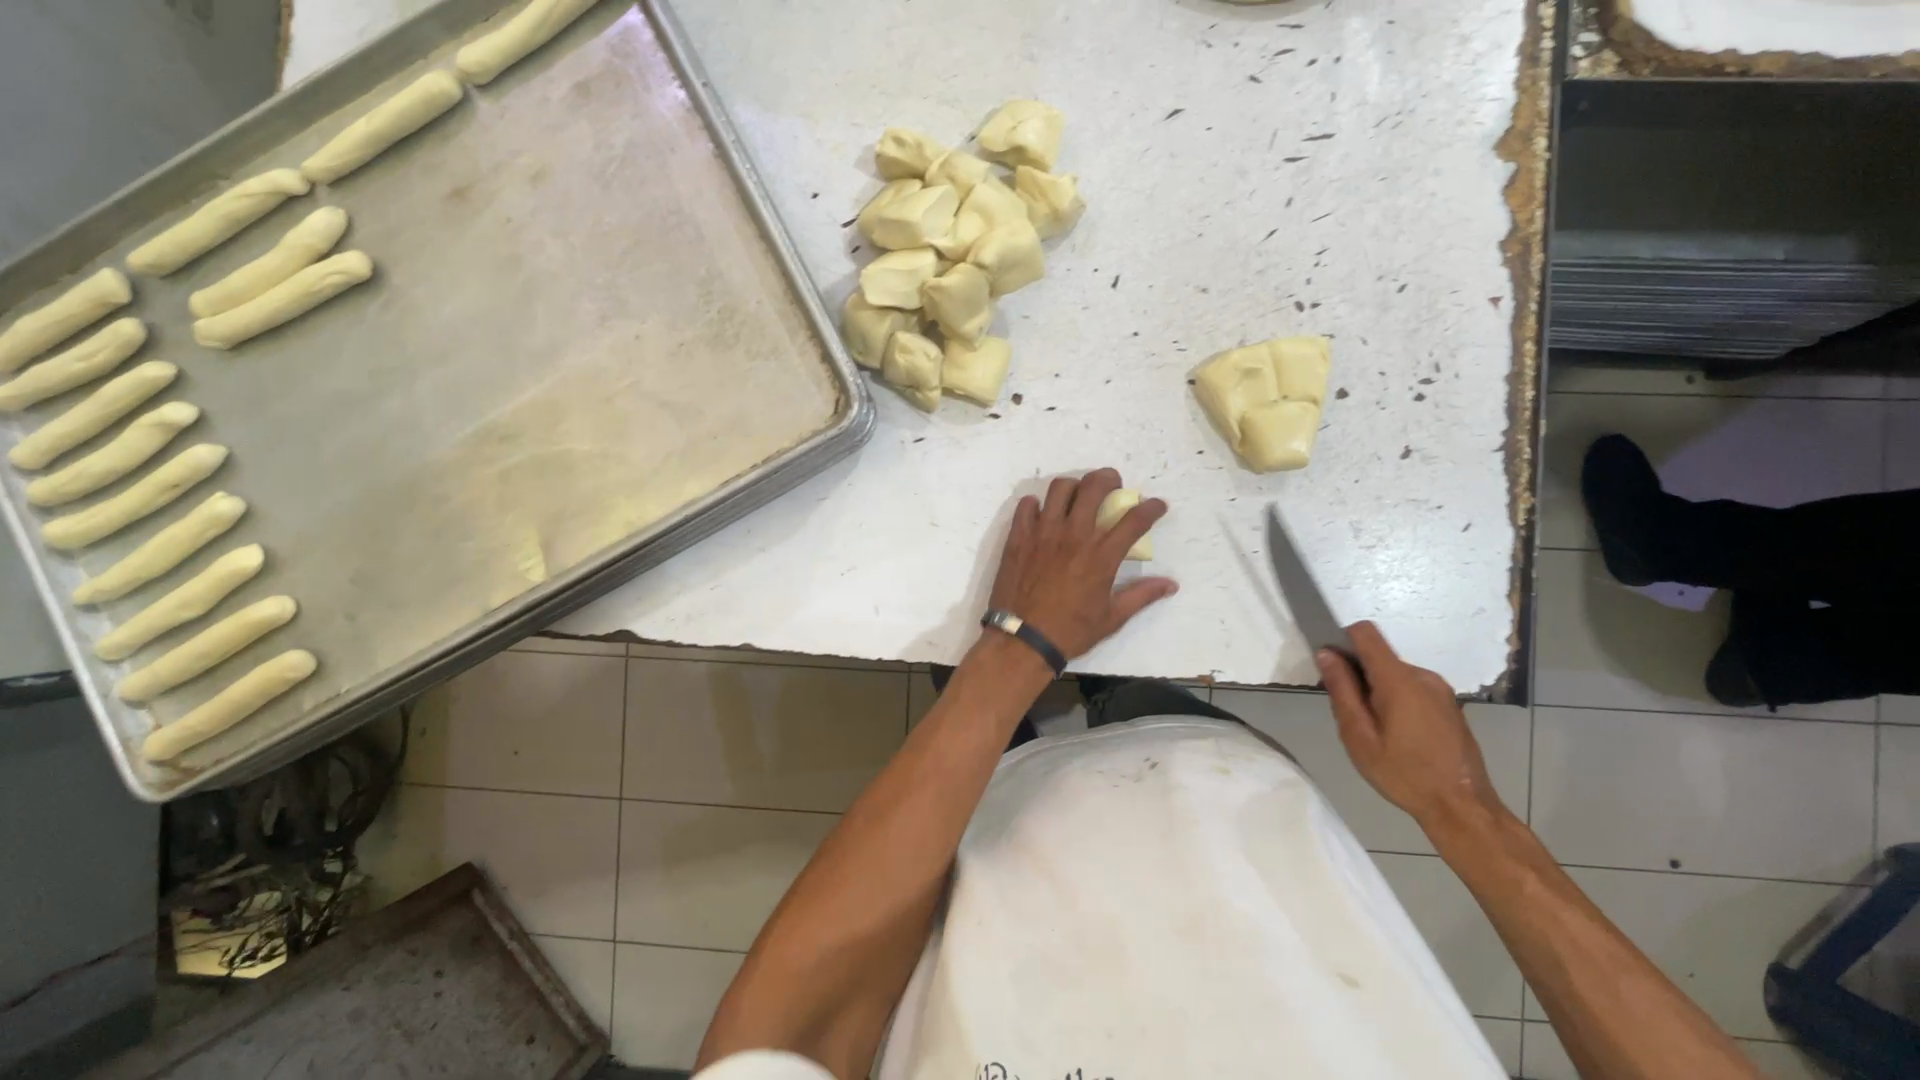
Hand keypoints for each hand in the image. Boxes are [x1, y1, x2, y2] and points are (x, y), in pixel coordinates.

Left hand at [987, 468, 1176, 658]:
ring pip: (1060, 488)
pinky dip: (1037, 505)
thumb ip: (1142, 595)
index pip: (1134, 519)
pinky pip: (1027, 505)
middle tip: (1113, 485)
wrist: (1022, 640)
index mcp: (1101, 555)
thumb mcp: (1112, 618)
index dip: (1151, 507)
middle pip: (1094, 486)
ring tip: (1078, 497)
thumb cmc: (1070, 631)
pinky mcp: (1019, 537)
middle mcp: (1074, 535)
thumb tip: (1171, 584)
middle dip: (1109, 478)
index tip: (1157, 505)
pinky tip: (1043, 515)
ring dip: (1074, 487)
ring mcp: (1043, 532)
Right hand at [1316, 622, 1506, 831]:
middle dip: (1357, 675)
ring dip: (1377, 690)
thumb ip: (1342, 691)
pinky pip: (1412, 688)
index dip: (1342, 640)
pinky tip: (1397, 735)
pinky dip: (1396, 699)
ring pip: (1395, 674)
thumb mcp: (1359, 736)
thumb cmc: (1403, 774)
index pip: (1365, 633)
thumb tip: (1326, 654)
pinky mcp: (1449, 703)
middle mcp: (1422, 675)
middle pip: (1379, 657)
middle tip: (1349, 715)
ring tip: (1374, 730)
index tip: (1330, 666)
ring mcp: (1440, 689)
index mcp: (1399, 679)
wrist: (1461, 805)